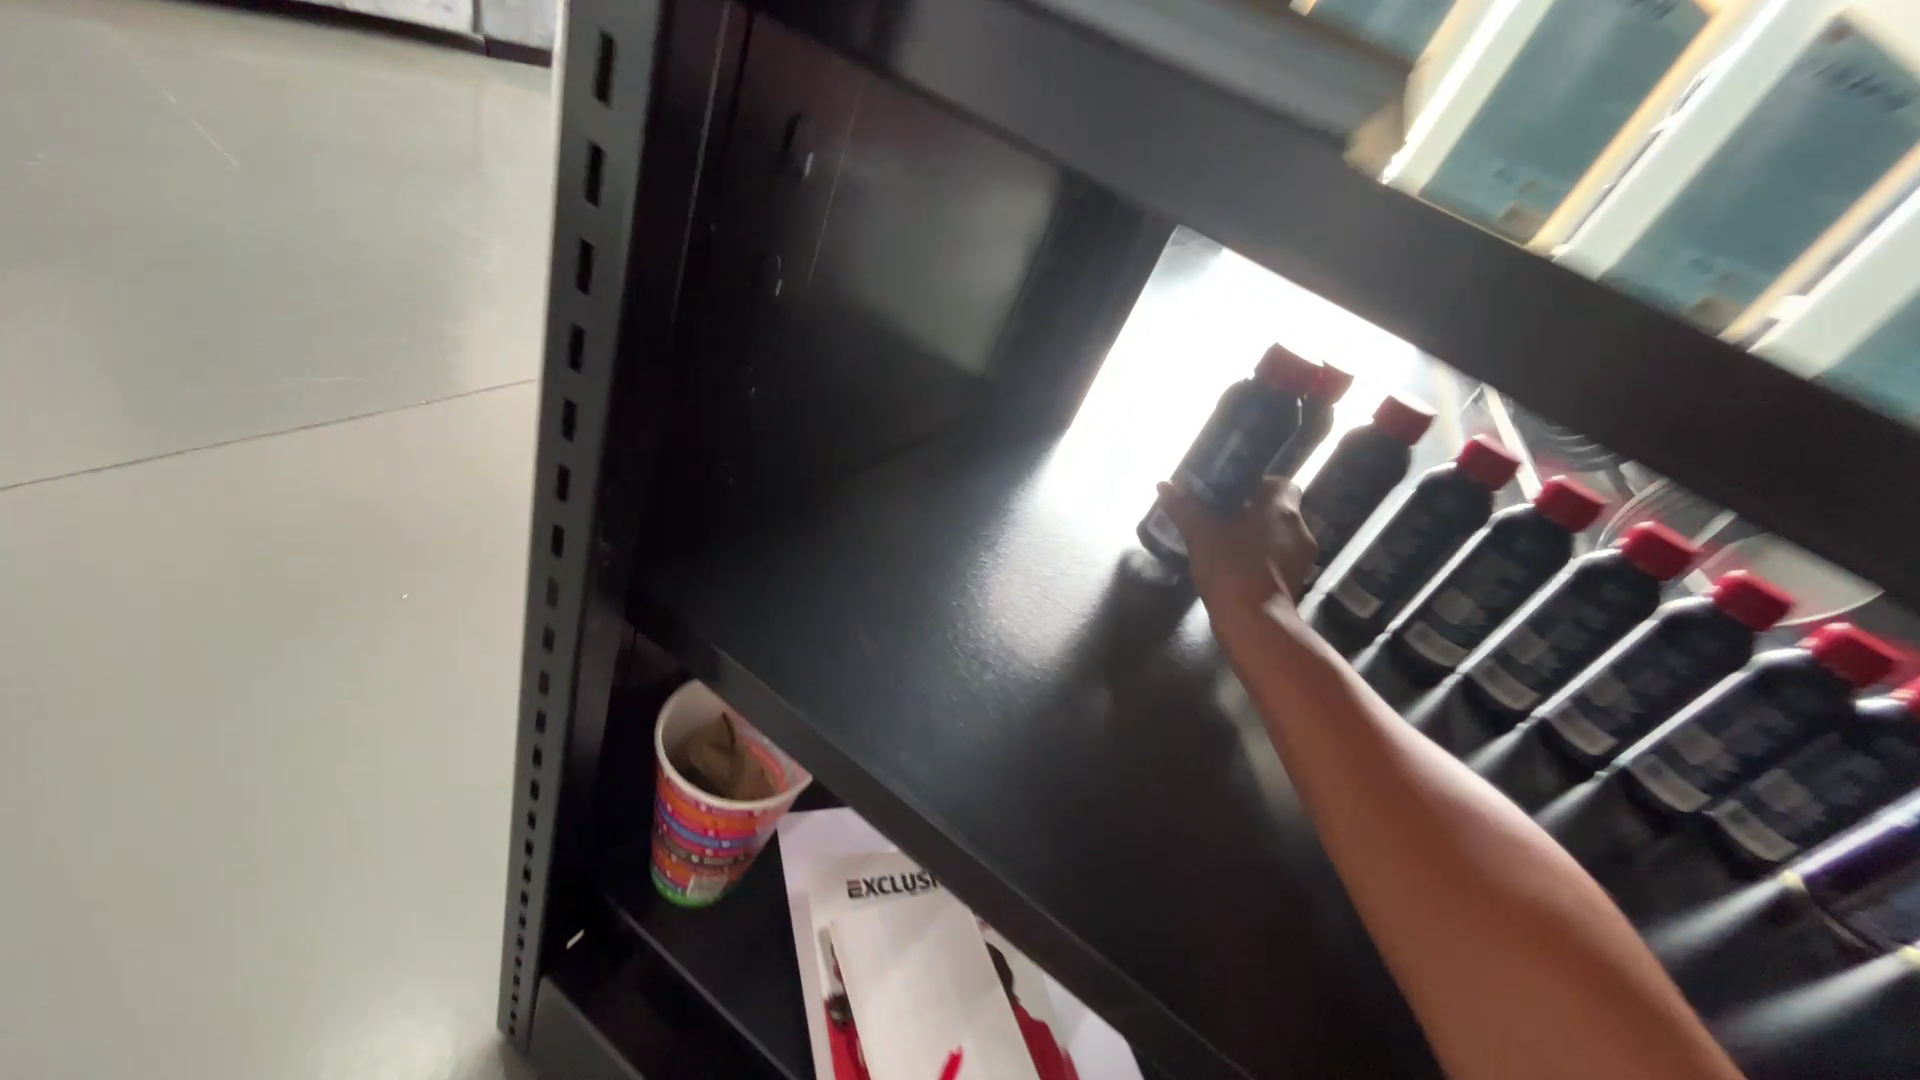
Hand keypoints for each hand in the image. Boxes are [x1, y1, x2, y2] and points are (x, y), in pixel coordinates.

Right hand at [1157, 477, 1317, 614]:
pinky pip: (1279, 561)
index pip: (1281, 483)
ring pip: (1280, 537)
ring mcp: (1302, 558)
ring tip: (1230, 545)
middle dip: (1255, 514)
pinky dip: (1263, 561)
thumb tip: (1164, 486)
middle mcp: (1299, 528)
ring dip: (1260, 538)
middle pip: (1279, 511)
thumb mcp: (1200, 534)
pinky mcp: (1297, 582)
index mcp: (1281, 508)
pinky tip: (1239, 569)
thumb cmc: (1230, 567)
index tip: (1234, 496)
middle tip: (1225, 520)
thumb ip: (1184, 508)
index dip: (1258, 486)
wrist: (1253, 621)